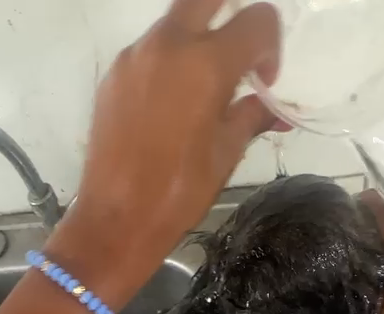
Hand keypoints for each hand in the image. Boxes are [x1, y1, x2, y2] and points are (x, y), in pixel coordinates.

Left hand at [47, 0, 284, 301]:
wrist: (115, 223)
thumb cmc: (176, 196)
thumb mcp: (224, 157)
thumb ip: (249, 117)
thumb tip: (272, 109)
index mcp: (206, 64)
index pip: (257, 20)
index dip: (270, 46)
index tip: (264, 79)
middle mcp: (168, 46)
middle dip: (229, 17)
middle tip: (235, 56)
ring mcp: (134, 59)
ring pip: (173, 26)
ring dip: (193, 44)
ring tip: (197, 94)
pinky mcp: (111, 78)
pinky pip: (146, 55)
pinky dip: (164, 68)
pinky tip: (165, 111)